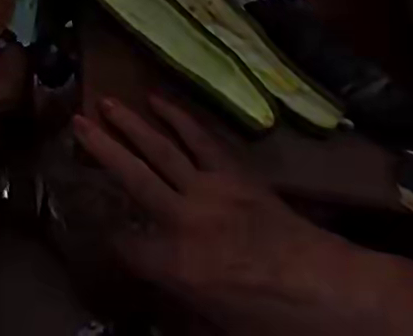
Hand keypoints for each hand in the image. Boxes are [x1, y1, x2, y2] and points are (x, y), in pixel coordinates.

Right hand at [72, 94, 359, 331]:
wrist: (338, 297)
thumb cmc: (276, 321)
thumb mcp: (220, 324)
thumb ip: (182, 302)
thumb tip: (161, 296)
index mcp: (177, 264)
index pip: (124, 244)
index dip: (106, 236)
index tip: (93, 227)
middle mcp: (184, 220)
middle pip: (132, 177)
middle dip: (101, 149)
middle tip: (75, 121)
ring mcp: (209, 191)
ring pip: (161, 150)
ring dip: (132, 124)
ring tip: (106, 100)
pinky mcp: (235, 175)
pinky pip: (201, 140)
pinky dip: (179, 118)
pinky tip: (158, 99)